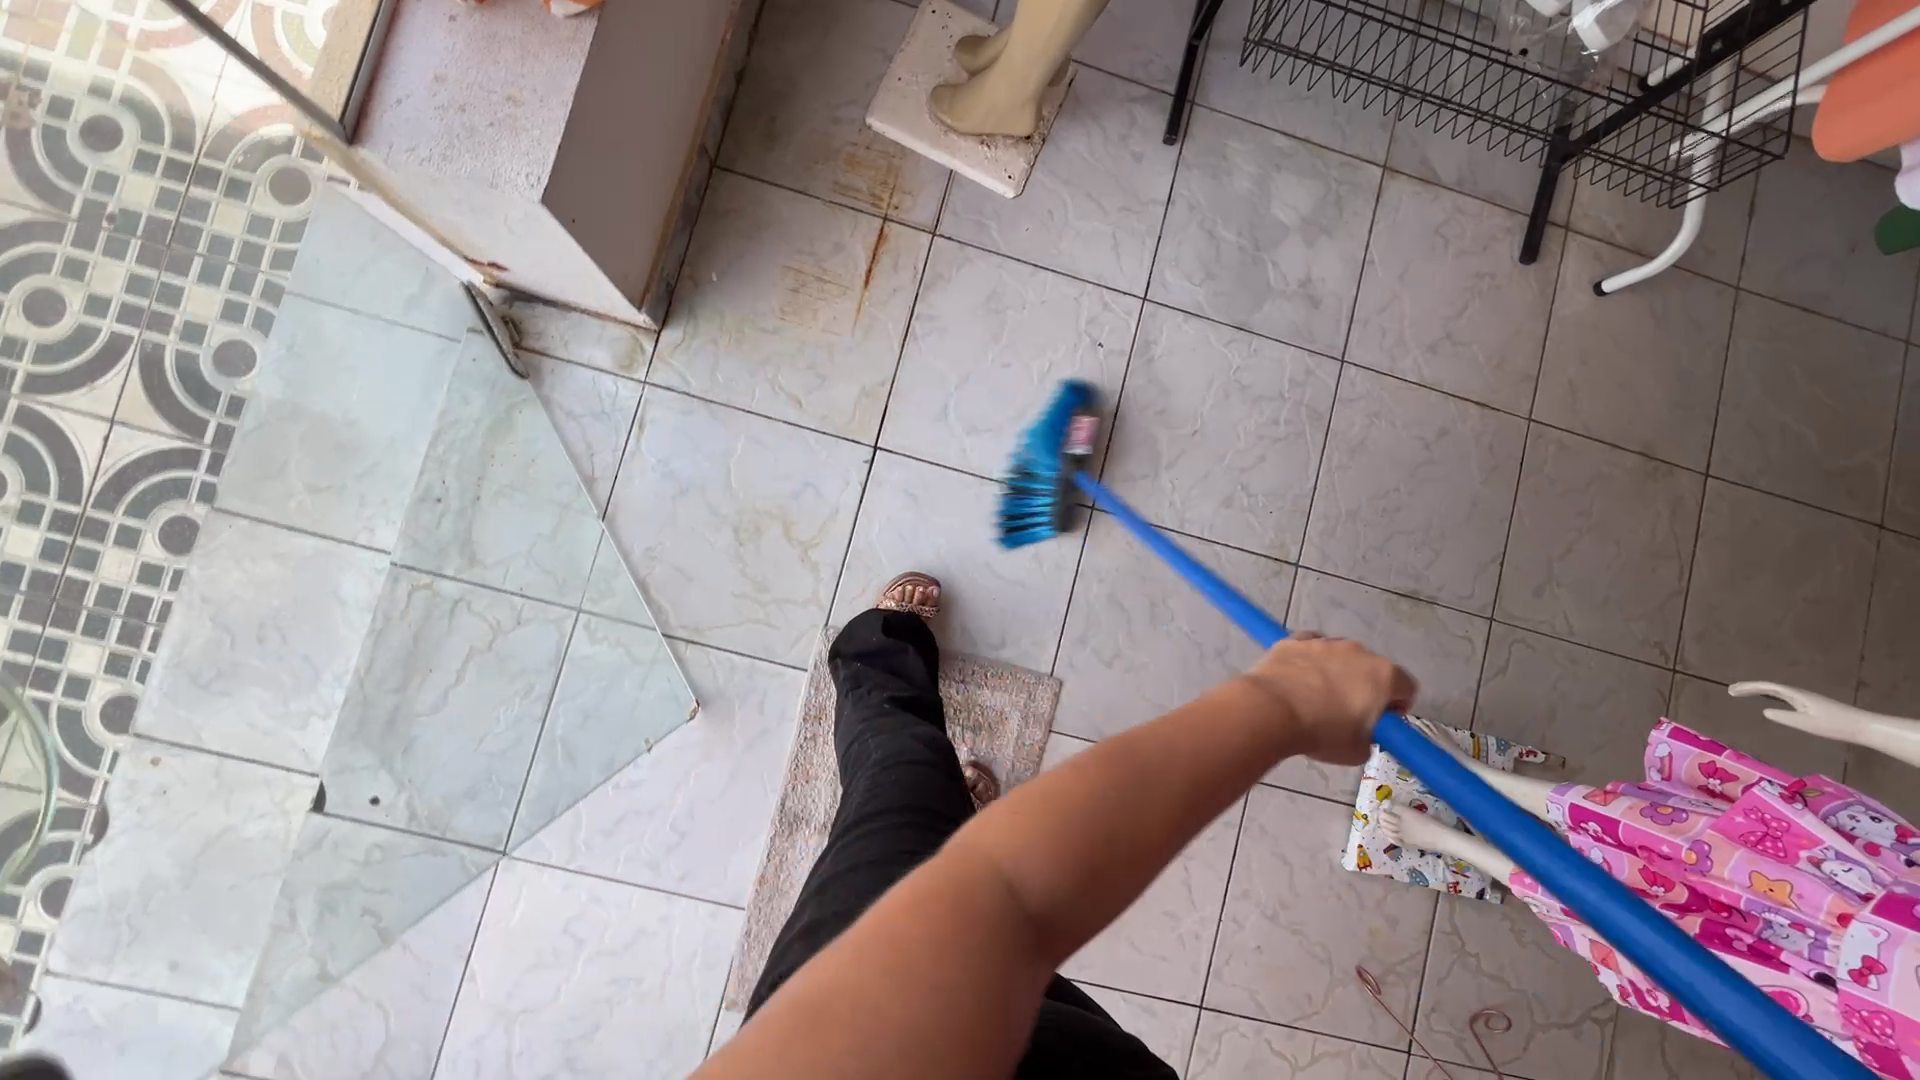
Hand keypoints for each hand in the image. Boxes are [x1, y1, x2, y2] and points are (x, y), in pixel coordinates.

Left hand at [1241, 634, 1415, 765]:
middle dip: (1364, 688)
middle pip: (1371, 669)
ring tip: (1314, 697)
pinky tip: (1296, 678)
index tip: (1379, 722)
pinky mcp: (1294, 639)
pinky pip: (1309, 648)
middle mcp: (1358, 651)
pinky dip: (1307, 660)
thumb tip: (1362, 731)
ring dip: (1335, 672)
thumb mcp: (1358, 750)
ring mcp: (1325, 642)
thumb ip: (1370, 737)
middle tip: (1345, 713)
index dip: (1396, 707)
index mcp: (1385, 675)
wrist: (1271, 710)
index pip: (1406, 688)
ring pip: (1339, 656)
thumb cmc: (1321, 732)